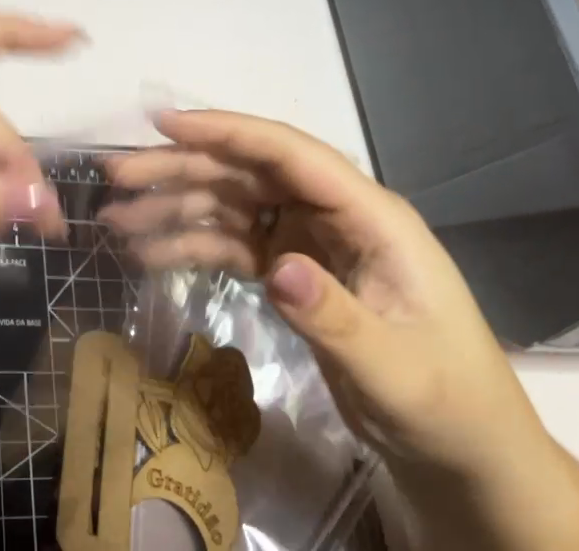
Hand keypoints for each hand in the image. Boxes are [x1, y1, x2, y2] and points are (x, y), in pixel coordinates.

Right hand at [101, 110, 549, 478]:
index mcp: (370, 217)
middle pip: (247, 174)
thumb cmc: (446, 404)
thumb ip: (336, 317)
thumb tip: (276, 267)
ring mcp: (308, 241)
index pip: (291, 155)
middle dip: (180, 170)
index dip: (228, 132)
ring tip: (115, 221)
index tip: (163, 125)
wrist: (463, 452)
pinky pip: (230, 244)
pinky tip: (147, 255)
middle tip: (116, 179)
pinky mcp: (290, 269)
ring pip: (230, 205)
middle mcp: (333, 215)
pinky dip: (188, 246)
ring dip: (173, 208)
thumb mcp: (394, 371)